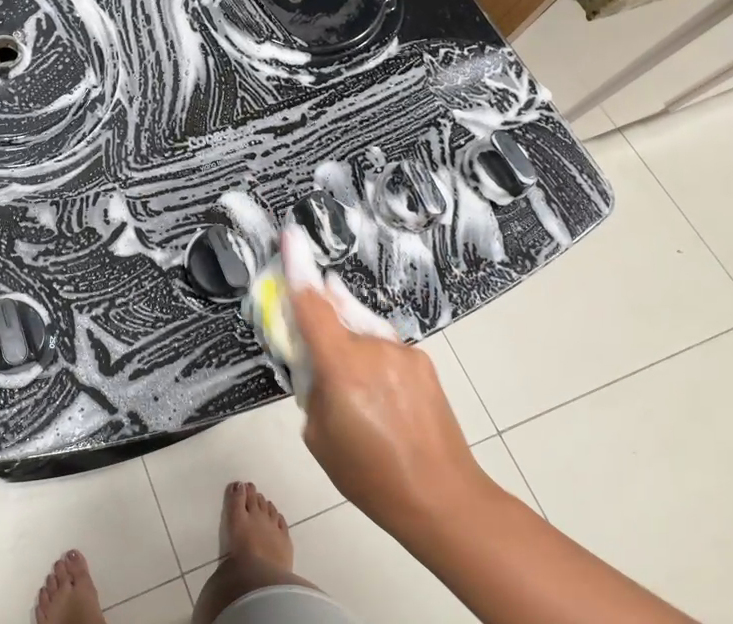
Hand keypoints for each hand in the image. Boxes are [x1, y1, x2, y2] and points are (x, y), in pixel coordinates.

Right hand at [282, 226, 494, 531]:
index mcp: (343, 368)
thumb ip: (312, 386)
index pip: (311, 306)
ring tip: (343, 373)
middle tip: (304, 332)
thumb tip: (312, 359)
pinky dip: (369, 354)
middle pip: (335, 310)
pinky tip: (373, 388)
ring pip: (361, 327)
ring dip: (344, 334)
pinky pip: (383, 344)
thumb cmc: (370, 475)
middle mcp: (375, 349)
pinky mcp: (422, 361)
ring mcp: (403, 353)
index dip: (297, 268)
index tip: (290, 235)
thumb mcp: (319, 434)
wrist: (442, 497)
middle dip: (317, 312)